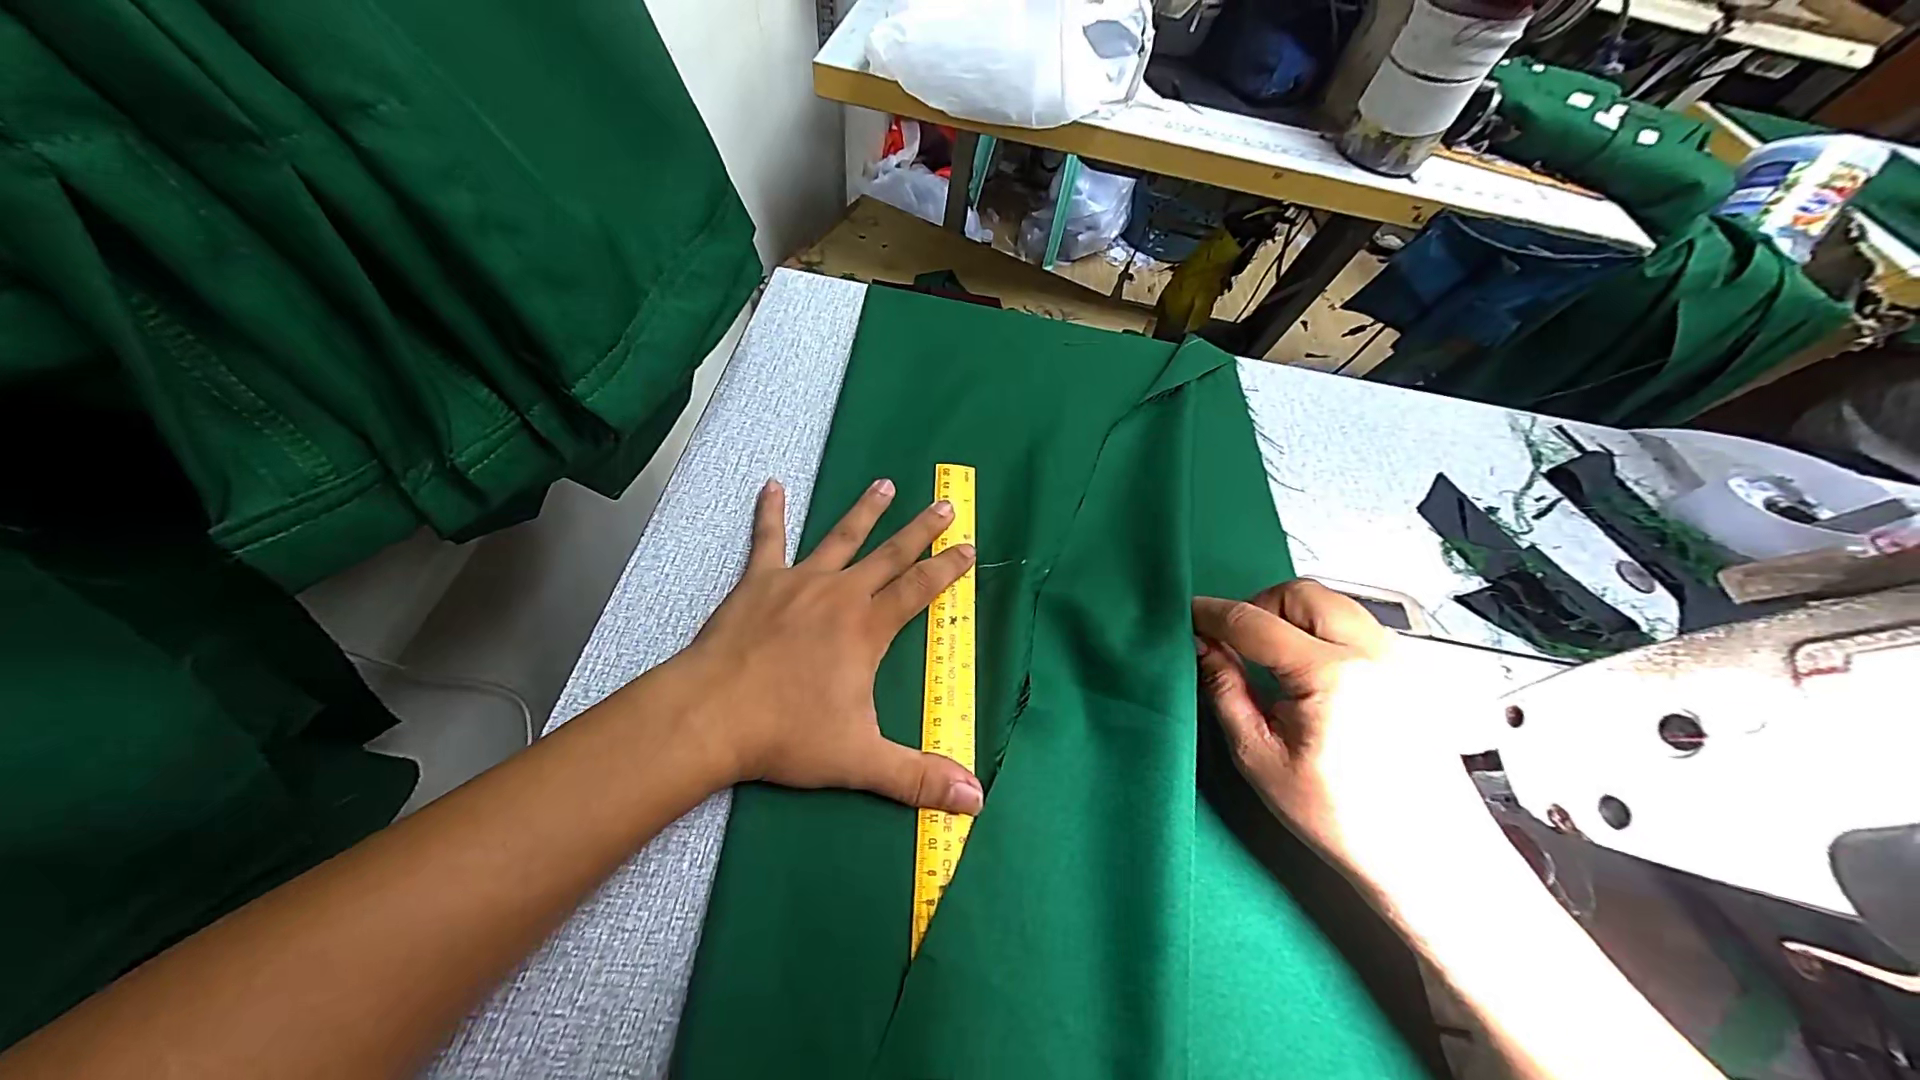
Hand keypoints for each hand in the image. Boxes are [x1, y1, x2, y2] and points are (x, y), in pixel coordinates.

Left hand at [666, 477, 982, 814]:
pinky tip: (771, 485)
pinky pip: (767, 538)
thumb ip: (918, 777)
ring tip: (884, 483)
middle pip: (890, 554)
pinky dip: (770, 512)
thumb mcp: (860, 760)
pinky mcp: (758, 582)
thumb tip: (976, 799)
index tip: (968, 546)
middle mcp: (840, 595)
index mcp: (867, 628)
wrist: (711, 715)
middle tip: (943, 503)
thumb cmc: (787, 734)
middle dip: (920, 529)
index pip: (920, 589)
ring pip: (840, 537)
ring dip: (865, 511)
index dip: (948, 568)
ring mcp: (798, 582)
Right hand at [1192, 580, 1490, 896]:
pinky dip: (1321, 631)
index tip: (1190, 614)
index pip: (1255, 621)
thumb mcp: (1260, 758)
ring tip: (1270, 658)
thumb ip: (1225, 691)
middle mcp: (1373, 653)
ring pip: (1331, 603)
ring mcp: (1399, 659)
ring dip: (1291, 616)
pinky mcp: (1412, 671)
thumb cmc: (1346, 819)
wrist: (1430, 858)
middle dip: (1258, 606)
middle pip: (1299, 593)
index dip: (1213, 613)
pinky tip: (1307, 673)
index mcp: (1331, 674)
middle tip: (1234, 641)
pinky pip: (1356, 625)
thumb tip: (1204, 648)